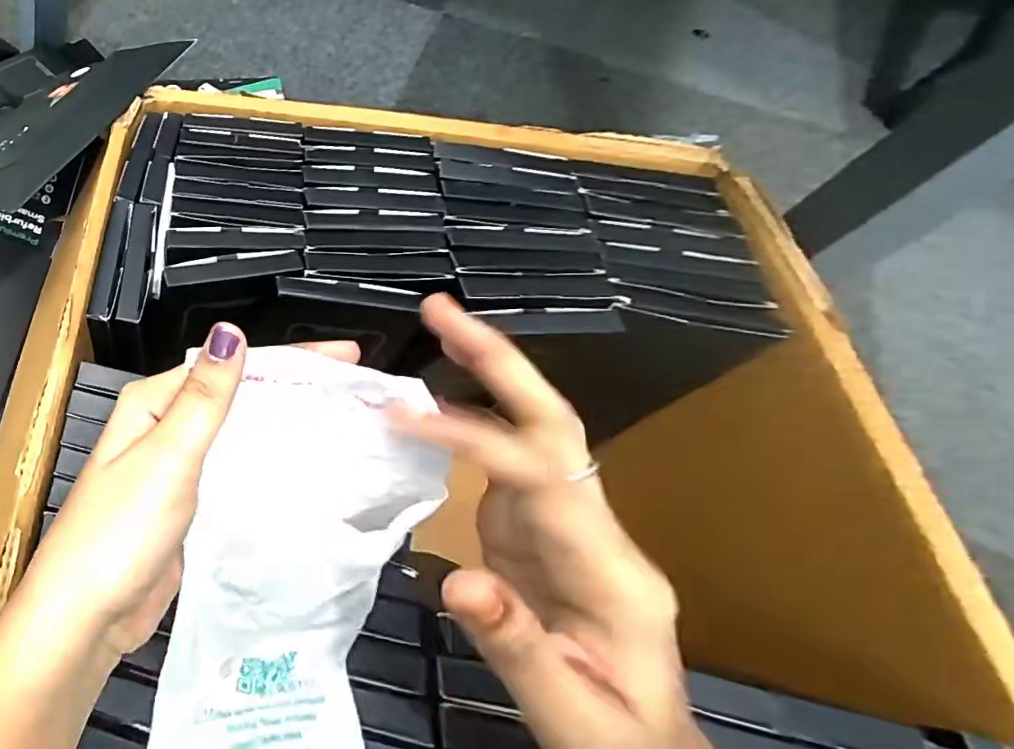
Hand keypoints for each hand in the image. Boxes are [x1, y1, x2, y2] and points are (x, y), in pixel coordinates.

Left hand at [21, 325, 359, 656]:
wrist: (88, 615)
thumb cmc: (114, 534)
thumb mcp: (166, 456)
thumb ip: (202, 396)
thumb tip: (228, 335)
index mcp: (152, 402)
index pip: (227, 364)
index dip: (285, 357)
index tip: (338, 357)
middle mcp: (161, 426)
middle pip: (234, 393)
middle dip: (288, 387)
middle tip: (349, 388)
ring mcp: (173, 465)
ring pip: (235, 431)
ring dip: (278, 423)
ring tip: (334, 420)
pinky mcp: (186, 502)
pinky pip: (232, 470)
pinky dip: (263, 463)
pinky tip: (296, 470)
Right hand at [394, 295, 707, 748]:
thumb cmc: (613, 737)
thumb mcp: (571, 715)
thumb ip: (516, 644)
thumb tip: (457, 580)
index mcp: (608, 569)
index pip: (539, 474)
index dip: (469, 435)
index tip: (400, 416)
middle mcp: (592, 526)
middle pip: (552, 424)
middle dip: (498, 360)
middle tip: (441, 309)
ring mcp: (565, 521)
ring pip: (528, 426)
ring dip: (481, 370)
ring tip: (433, 327)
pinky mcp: (533, 525)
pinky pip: (500, 454)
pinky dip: (462, 415)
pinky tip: (427, 399)